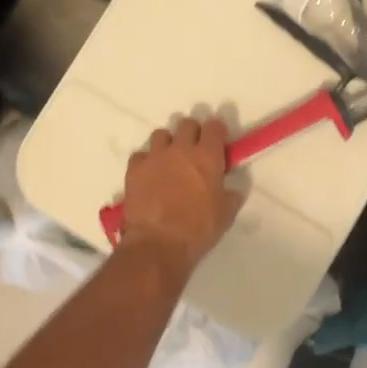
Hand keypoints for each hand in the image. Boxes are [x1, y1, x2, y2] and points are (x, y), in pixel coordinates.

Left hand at [119, 116, 244, 274]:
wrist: (159, 244)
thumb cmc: (198, 229)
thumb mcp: (226, 214)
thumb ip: (231, 196)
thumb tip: (232, 190)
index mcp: (207, 157)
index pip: (214, 126)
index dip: (217, 131)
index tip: (218, 140)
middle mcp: (180, 149)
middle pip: (187, 124)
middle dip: (193, 133)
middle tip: (194, 150)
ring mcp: (155, 157)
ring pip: (161, 134)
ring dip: (168, 143)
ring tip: (170, 160)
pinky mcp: (134, 169)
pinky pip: (141, 155)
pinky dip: (146, 161)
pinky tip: (150, 175)